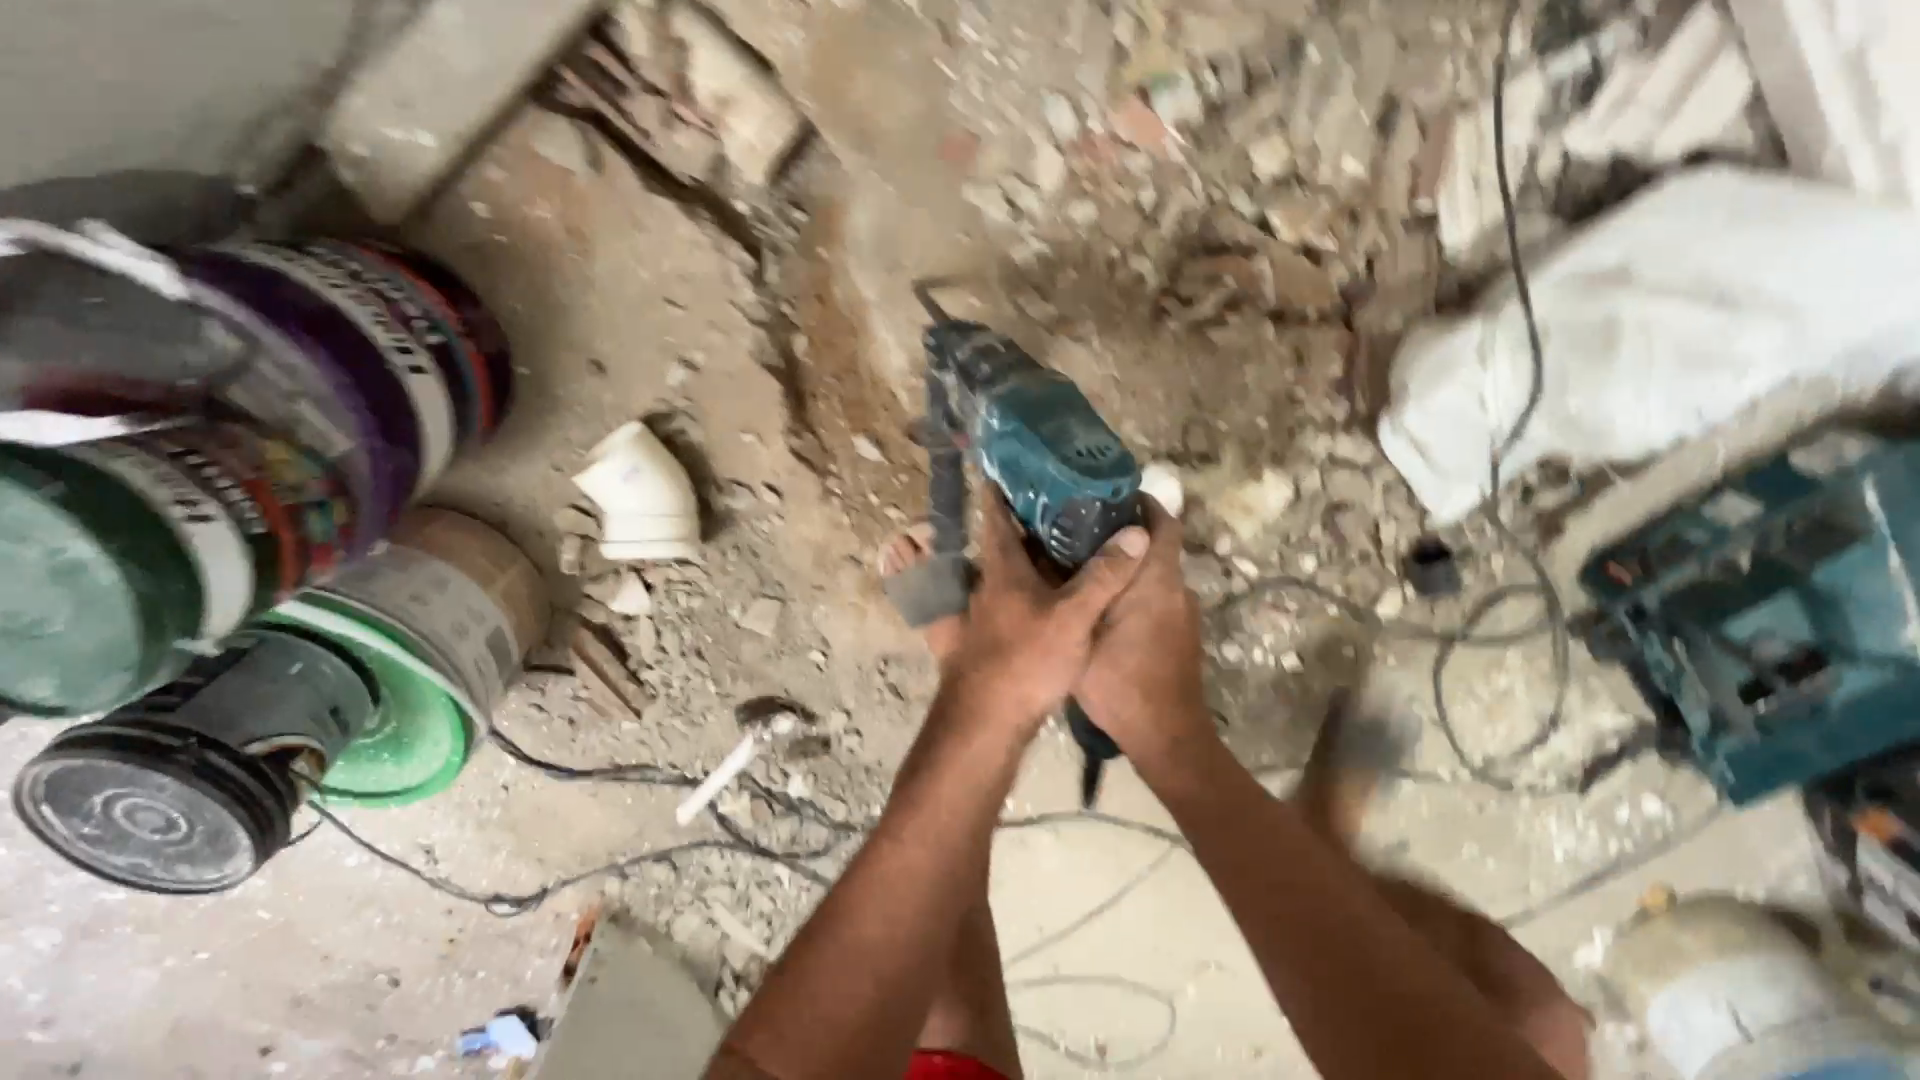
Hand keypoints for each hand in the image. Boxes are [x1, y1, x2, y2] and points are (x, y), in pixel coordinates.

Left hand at [938, 497, 1150, 733]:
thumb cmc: (1024, 660)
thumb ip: (1103, 575)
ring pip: (1015, 568)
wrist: (987, 721)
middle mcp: (990, 582)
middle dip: (1031, 515)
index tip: (1017, 461)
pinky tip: (1066, 587)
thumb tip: (1137, 532)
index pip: (997, 513)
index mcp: (1002, 567)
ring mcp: (990, 610)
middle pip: (1008, 538)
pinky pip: (1020, 594)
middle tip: (1067, 495)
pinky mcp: (998, 635)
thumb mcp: (1072, 617)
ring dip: (1037, 550)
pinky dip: (1041, 581)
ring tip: (1075, 535)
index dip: (1003, 485)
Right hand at [1075, 500, 1214, 767]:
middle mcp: (1177, 589)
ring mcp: (1183, 614)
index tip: (1106, 494)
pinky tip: (1098, 604)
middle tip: (1076, 528)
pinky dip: (1132, 589)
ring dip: (1124, 564)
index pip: (1162, 522)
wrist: (1166, 735)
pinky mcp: (1180, 634)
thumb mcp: (1082, 635)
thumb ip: (1073, 594)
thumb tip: (1047, 560)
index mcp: (1156, 580)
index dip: (1141, 502)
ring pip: (1153, 573)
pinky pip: (1156, 596)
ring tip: (1078, 565)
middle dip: (1121, 532)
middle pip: (1154, 545)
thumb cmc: (1121, 682)